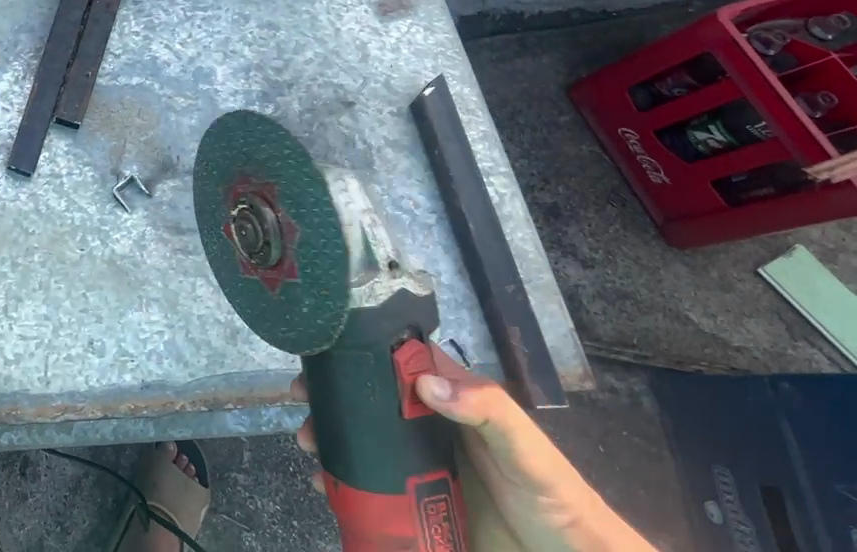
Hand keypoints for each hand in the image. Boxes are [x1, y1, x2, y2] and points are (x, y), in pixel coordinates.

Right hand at [293, 357, 655, 551]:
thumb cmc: (556, 500)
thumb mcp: (528, 451)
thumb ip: (487, 410)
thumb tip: (424, 381)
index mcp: (453, 403)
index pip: (400, 363)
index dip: (358, 354)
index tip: (323, 358)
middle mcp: (429, 428)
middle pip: (368, 403)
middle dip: (330, 399)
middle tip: (302, 402)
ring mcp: (418, 467)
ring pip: (362, 443)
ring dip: (329, 439)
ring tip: (310, 449)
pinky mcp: (414, 504)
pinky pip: (370, 489)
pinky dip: (342, 484)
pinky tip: (326, 487)